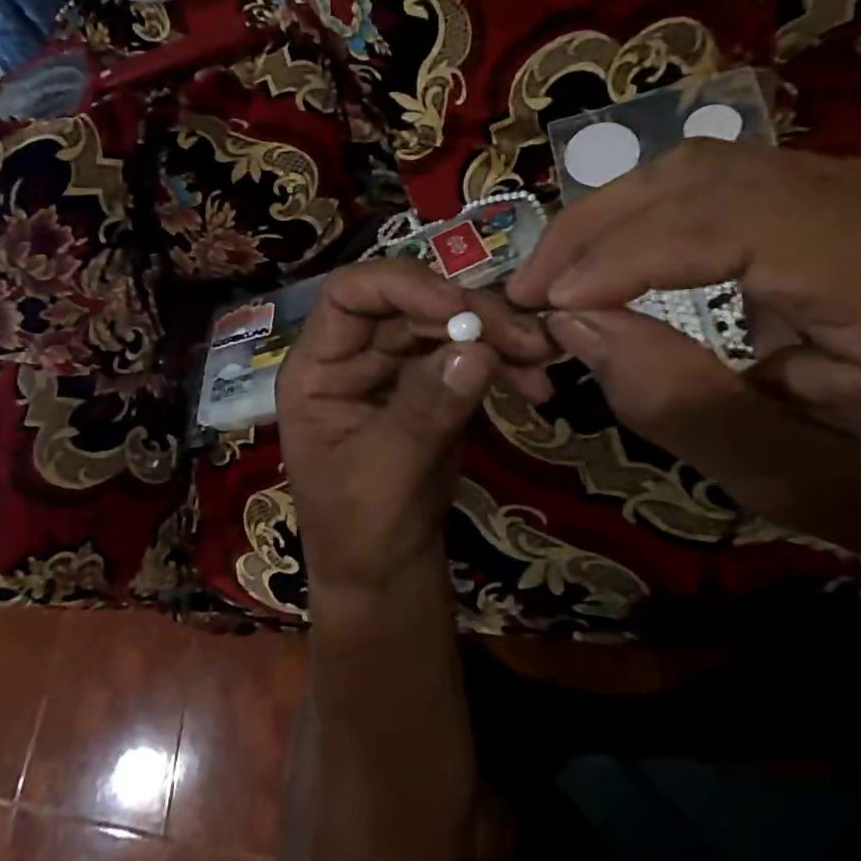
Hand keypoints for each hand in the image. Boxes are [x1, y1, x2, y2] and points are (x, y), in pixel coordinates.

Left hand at [278, 261, 554, 608]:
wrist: (384, 573)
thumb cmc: (360, 530)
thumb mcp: (386, 472)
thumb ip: (426, 410)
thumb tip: (477, 348)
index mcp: (317, 370)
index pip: (348, 295)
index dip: (402, 287)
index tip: (459, 309)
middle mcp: (351, 359)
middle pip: (407, 305)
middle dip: (469, 313)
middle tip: (529, 340)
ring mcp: (391, 371)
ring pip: (444, 326)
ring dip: (497, 334)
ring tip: (543, 361)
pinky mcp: (429, 389)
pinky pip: (466, 357)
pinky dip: (502, 363)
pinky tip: (535, 384)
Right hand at [505, 140, 860, 572]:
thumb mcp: (795, 486)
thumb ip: (682, 406)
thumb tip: (575, 323)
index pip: (752, 223)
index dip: (628, 252)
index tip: (545, 302)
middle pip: (728, 173)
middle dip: (602, 223)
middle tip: (530, 285)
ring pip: (733, 166)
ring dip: (628, 217)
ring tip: (568, 275)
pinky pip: (761, 180)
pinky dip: (674, 218)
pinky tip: (643, 264)